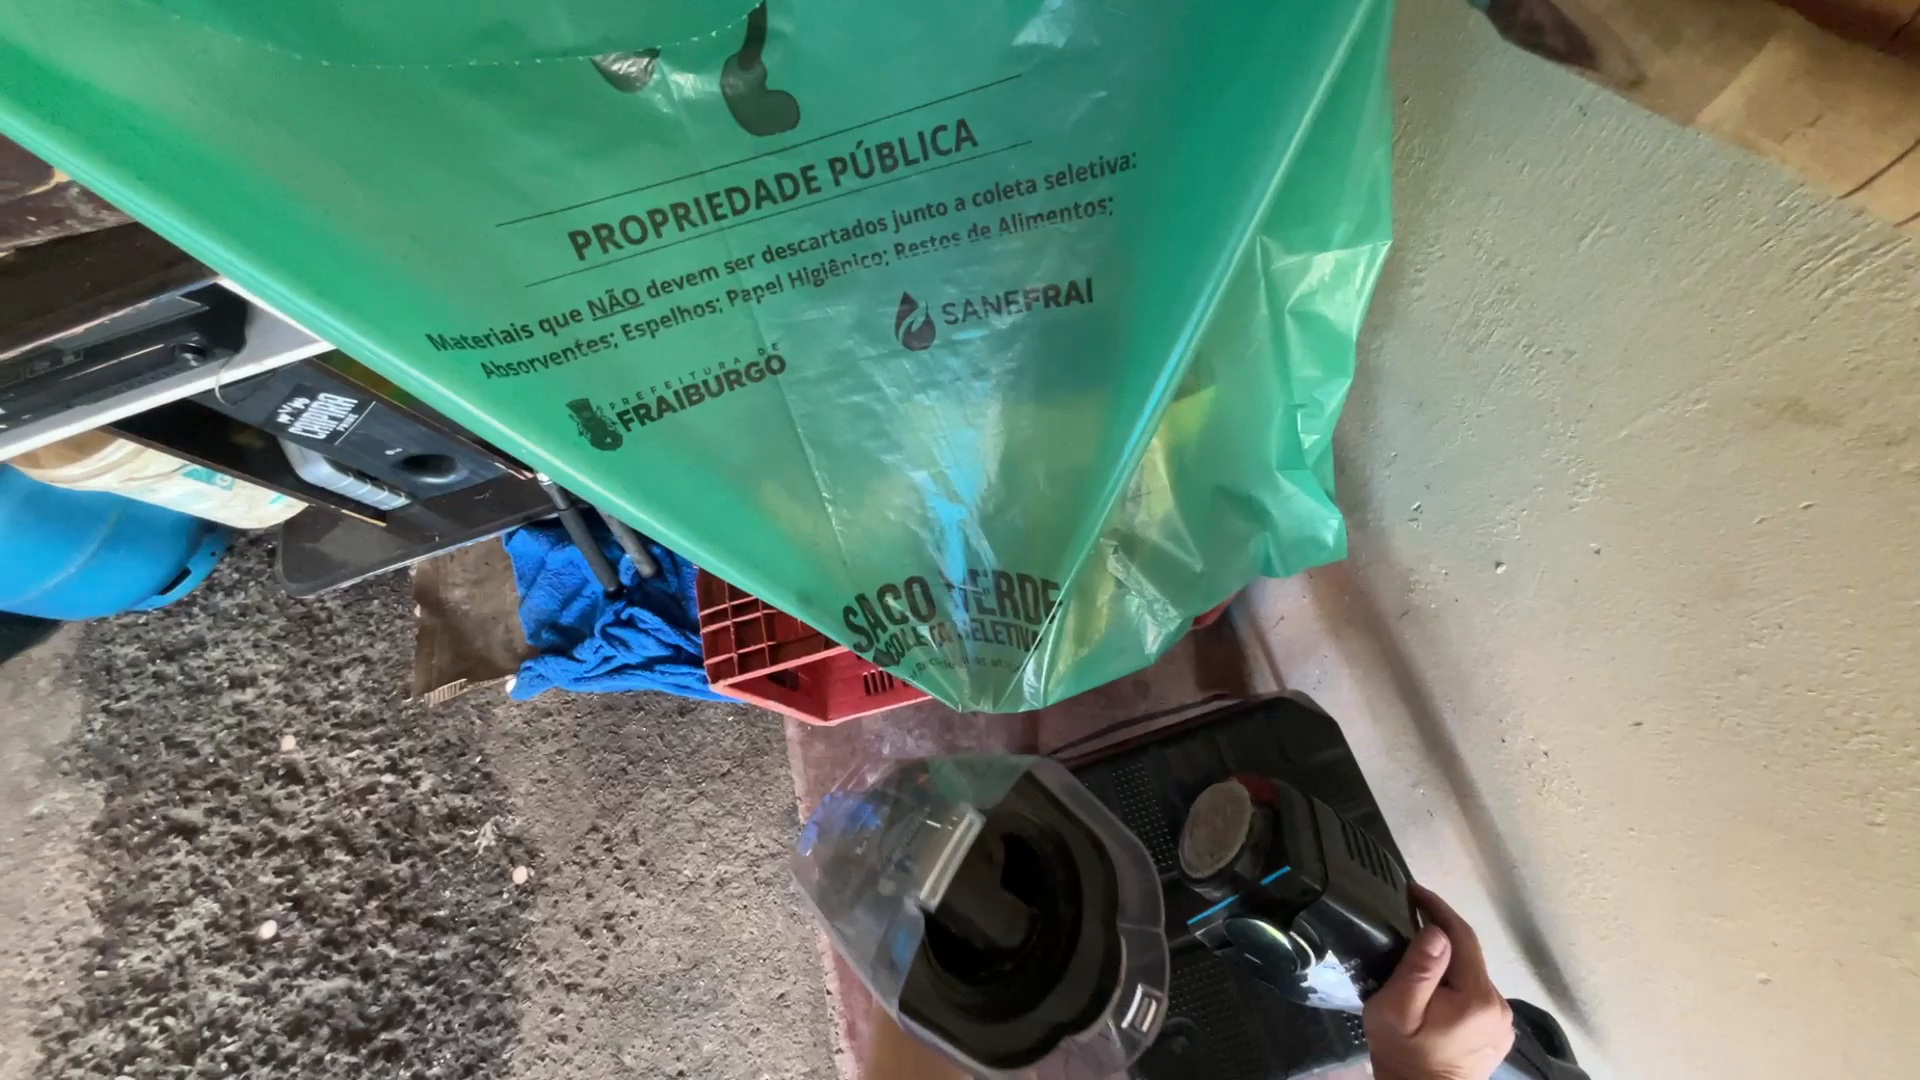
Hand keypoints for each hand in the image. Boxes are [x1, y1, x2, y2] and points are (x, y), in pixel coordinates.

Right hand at [1363, 884, 1515, 1079]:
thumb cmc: (1402, 1051)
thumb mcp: (1398, 1008)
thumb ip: (1419, 970)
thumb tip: (1438, 932)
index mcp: (1478, 998)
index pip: (1462, 937)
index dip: (1438, 907)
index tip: (1411, 889)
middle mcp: (1499, 1007)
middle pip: (1469, 953)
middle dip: (1440, 927)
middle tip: (1407, 910)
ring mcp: (1502, 1023)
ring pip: (1472, 971)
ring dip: (1447, 952)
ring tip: (1415, 938)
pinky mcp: (1496, 1033)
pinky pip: (1475, 990)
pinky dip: (1455, 975)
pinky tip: (1434, 976)